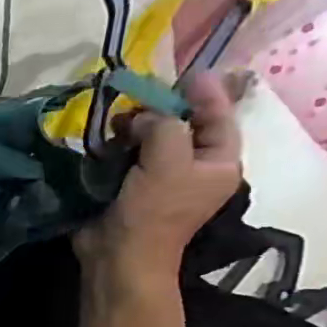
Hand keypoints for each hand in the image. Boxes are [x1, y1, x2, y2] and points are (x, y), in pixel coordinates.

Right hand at [76, 72, 245, 275]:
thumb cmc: (154, 210)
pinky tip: (107, 137)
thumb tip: (145, 117)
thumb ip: (165, 124)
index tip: (187, 72)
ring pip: (154, 140)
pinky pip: (131, 156)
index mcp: (218, 164)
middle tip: (140, 94)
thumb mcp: (169, 159)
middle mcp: (194, 169)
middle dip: (163, 108)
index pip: (220, 118)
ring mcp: (163, 180)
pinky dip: (120, 144)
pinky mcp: (133, 188)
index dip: (206, 93)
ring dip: (136, 126)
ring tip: (118, 116)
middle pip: (185, 127)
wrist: (120, 255)